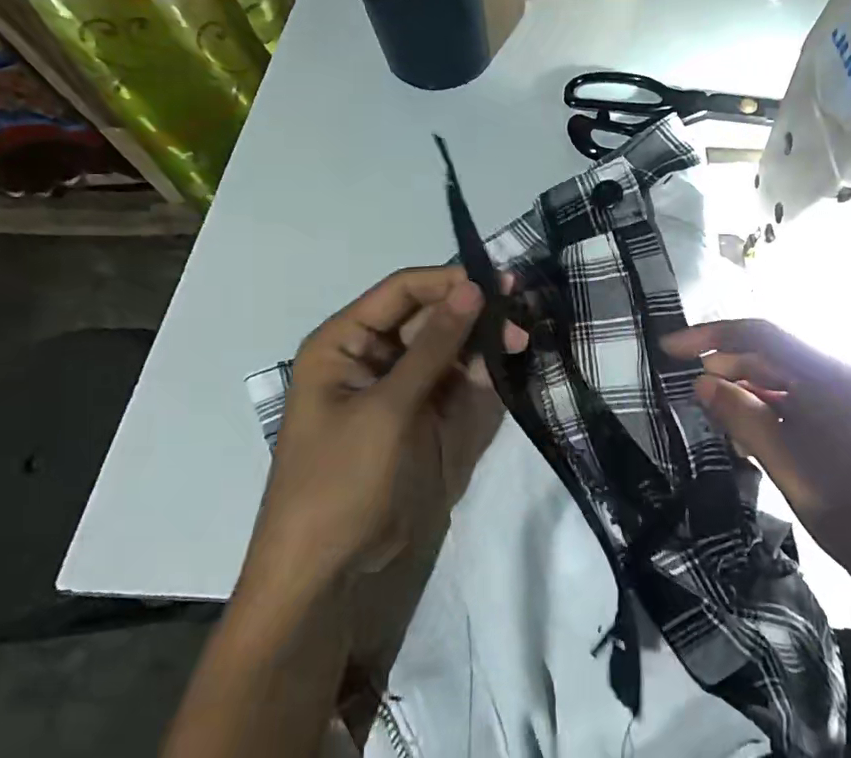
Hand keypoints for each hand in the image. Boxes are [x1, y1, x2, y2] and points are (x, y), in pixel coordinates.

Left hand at [248, 266, 525, 595]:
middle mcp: (373, 356)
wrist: (328, 570)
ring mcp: (402, 388)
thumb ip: (434, 347)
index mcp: (344, 342)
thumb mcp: (387, 408)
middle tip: (521, 312)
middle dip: (473, 313)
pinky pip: (458, 381)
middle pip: (429, 316)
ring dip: (483, 342)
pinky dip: (482, 373)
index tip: (495, 283)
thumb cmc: (340, 478)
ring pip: (450, 347)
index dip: (447, 282)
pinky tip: (508, 366)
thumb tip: (472, 288)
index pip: (401, 292)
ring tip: (522, 340)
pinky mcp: (426, 417)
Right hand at [662, 319, 850, 594]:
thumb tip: (702, 381)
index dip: (710, 335)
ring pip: (785, 378)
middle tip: (687, 386)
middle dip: (726, 363)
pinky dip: (770, 408)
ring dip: (747, 388)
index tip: (669, 349)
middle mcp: (841, 376)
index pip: (759, 333)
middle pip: (772, 353)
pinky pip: (802, 400)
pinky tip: (749, 432)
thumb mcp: (788, 465)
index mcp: (827, 375)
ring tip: (713, 411)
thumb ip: (742, 417)